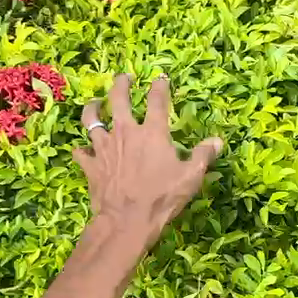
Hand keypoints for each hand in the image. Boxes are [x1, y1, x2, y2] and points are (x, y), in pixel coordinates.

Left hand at [73, 74, 221, 250]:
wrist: (126, 220)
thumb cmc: (161, 197)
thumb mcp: (190, 177)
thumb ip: (202, 156)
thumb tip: (217, 141)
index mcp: (152, 133)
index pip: (157, 100)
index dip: (160, 87)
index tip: (161, 79)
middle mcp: (125, 132)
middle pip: (118, 99)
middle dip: (121, 84)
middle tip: (124, 77)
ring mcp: (104, 148)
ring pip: (91, 120)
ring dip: (92, 109)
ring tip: (95, 104)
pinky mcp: (90, 165)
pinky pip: (80, 153)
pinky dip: (81, 150)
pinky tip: (82, 150)